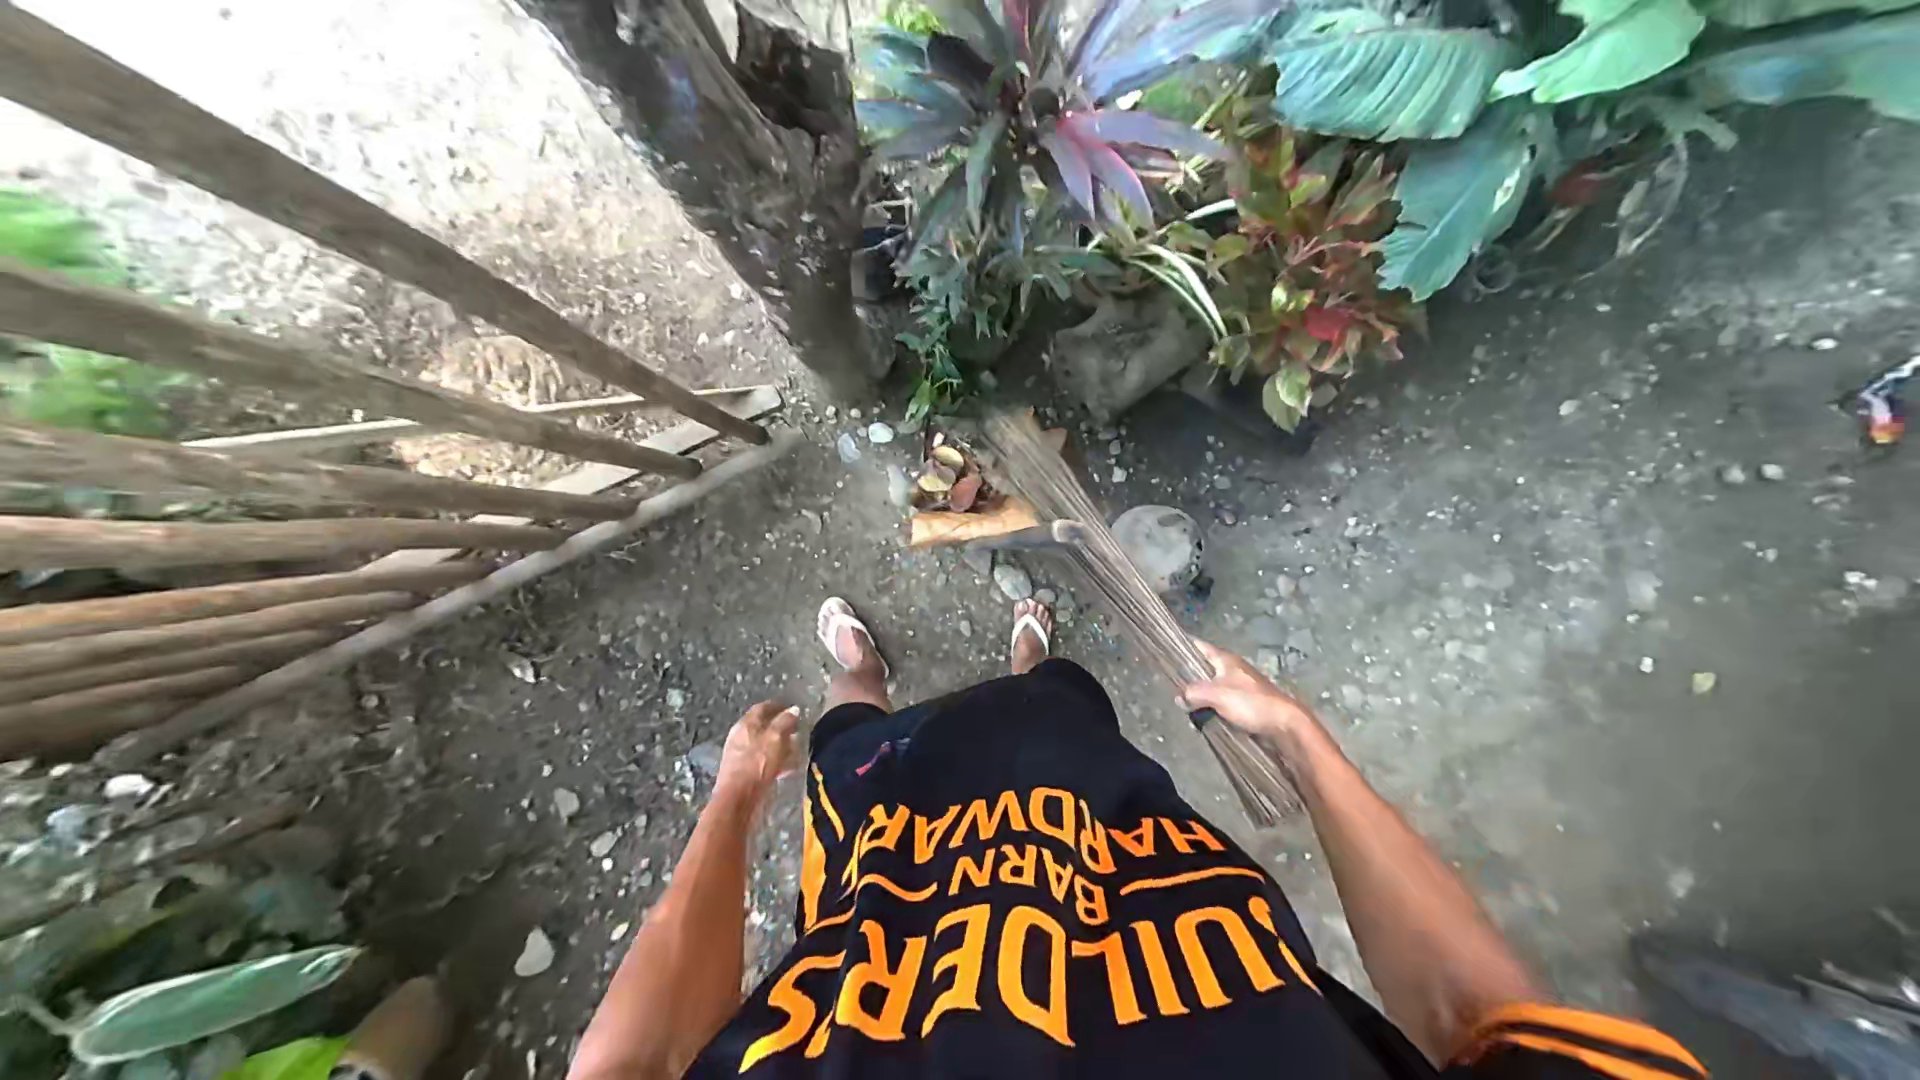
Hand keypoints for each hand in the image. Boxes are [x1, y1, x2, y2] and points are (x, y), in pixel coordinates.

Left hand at [715, 701, 799, 804]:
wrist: (738, 799)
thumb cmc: (757, 763)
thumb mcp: (776, 738)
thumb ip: (785, 721)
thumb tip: (793, 709)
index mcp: (745, 724)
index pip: (762, 708)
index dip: (778, 706)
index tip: (792, 708)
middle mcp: (740, 737)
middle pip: (762, 727)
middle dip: (780, 728)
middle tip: (797, 730)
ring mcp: (739, 756)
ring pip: (763, 746)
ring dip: (779, 746)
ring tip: (796, 751)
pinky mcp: (742, 774)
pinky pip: (762, 762)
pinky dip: (775, 761)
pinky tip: (786, 769)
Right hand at [1180, 640, 1320, 744]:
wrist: (1285, 724)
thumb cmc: (1250, 702)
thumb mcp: (1215, 694)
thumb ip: (1193, 692)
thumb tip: (1180, 698)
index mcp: (1226, 660)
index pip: (1199, 646)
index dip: (1183, 645)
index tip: (1166, 649)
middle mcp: (1233, 669)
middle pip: (1204, 667)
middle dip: (1189, 675)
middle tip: (1172, 684)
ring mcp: (1241, 685)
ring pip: (1213, 685)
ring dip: (1201, 693)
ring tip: (1185, 703)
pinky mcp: (1247, 702)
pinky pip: (1222, 700)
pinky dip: (1212, 705)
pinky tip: (1204, 715)